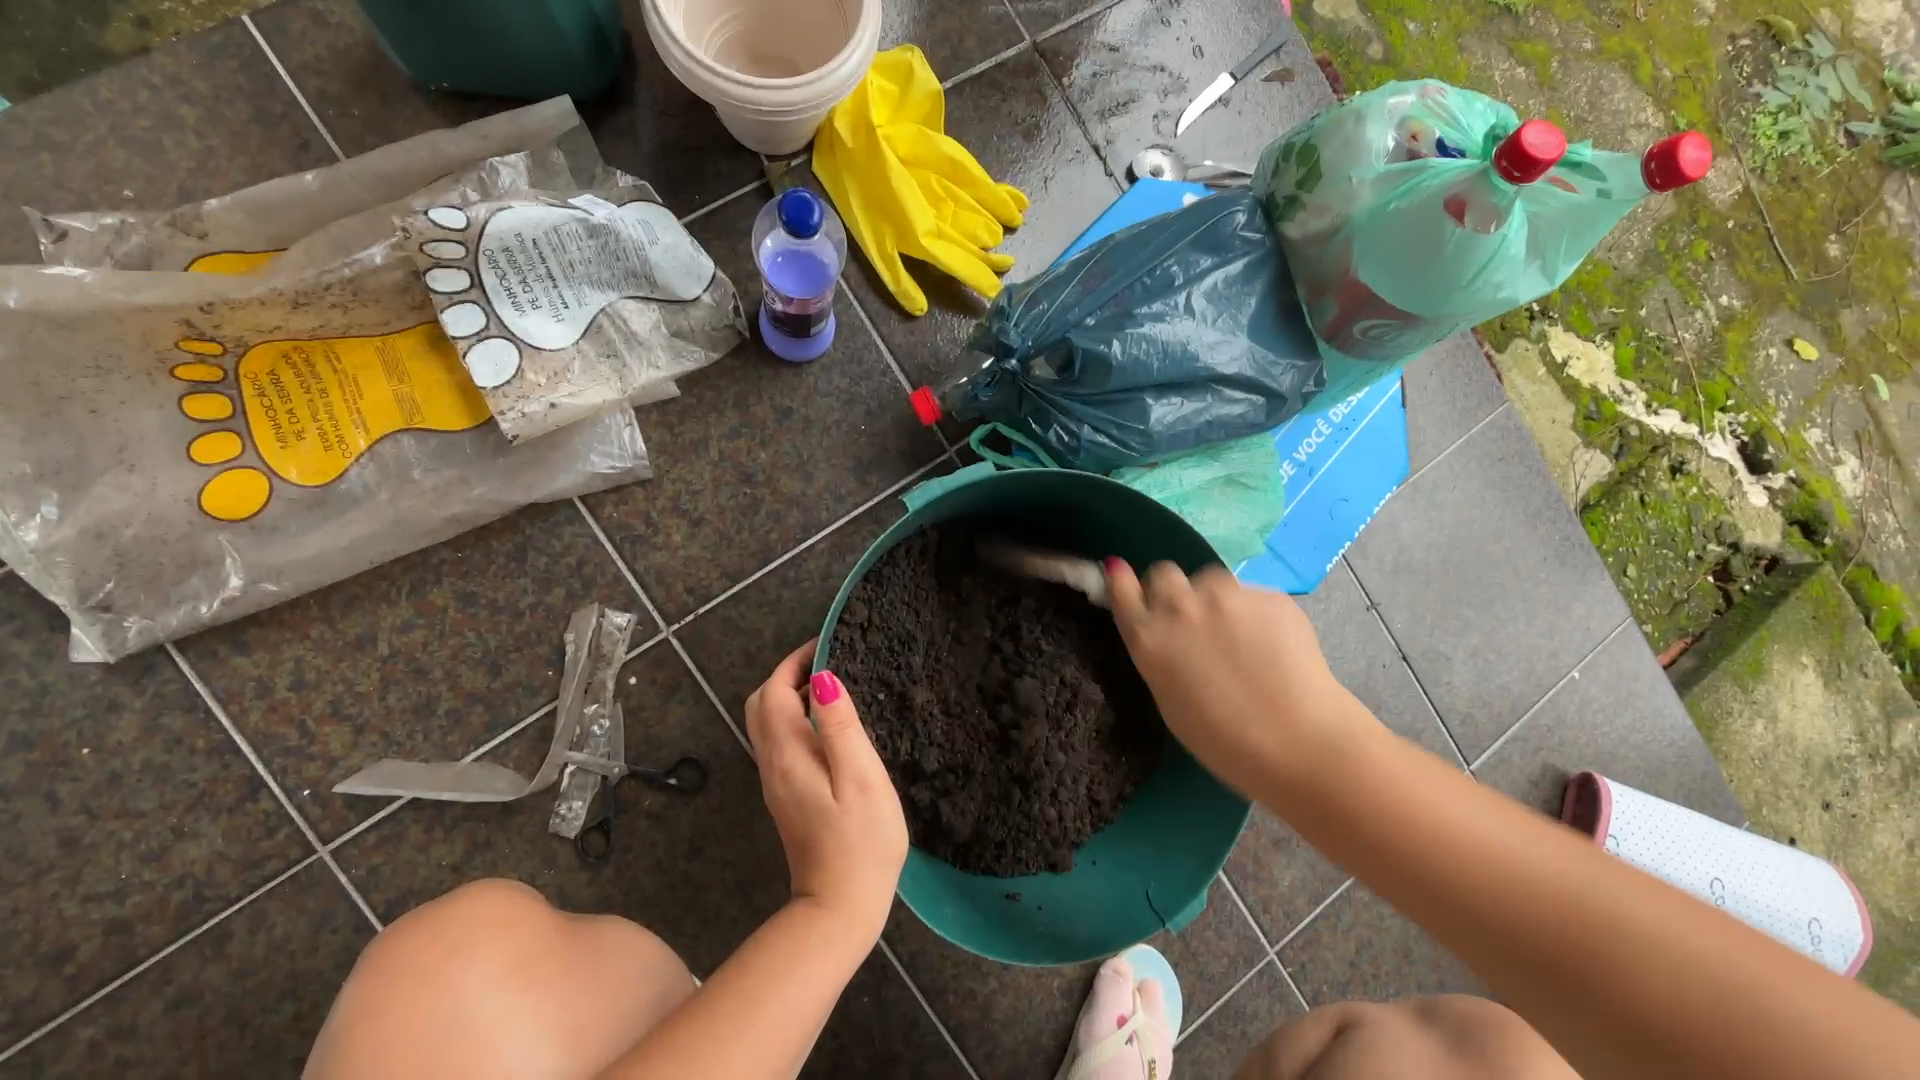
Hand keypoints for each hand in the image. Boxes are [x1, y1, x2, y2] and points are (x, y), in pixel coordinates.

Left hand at [745, 642, 907, 940]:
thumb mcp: (861, 779)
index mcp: (788, 755)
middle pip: (761, 705)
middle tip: (829, 662)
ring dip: (793, 697)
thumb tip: (824, 678)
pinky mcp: (788, 798)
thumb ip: (841, 727)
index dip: (793, 662)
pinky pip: (782, 744)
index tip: (826, 643)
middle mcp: (773, 765)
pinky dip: (798, 721)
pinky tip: (832, 727)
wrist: (840, 907)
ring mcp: (777, 784)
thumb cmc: (861, 843)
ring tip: (835, 688)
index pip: (772, 692)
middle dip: (787, 675)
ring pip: (769, 725)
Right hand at [1105, 560, 1377, 793]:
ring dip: (1215, 599)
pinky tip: (1271, 646)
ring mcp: (1226, 595)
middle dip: (1173, 590)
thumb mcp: (1168, 698)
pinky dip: (1255, 614)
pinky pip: (1251, 595)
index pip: (1121, 587)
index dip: (1124, 581)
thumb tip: (1166, 635)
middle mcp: (1180, 606)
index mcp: (1148, 637)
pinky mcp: (1268, 594)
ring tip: (1238, 635)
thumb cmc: (1222, 740)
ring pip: (1211, 580)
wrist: (1296, 740)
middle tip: (1191, 619)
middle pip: (1164, 572)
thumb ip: (1160, 654)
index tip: (1126, 578)